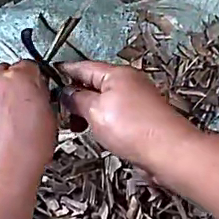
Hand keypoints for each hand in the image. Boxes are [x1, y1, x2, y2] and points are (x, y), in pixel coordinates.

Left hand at [0, 61, 56, 189]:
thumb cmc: (25, 155)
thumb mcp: (50, 119)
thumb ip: (41, 96)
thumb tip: (36, 92)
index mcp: (21, 79)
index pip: (27, 66)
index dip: (31, 80)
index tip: (31, 90)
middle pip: (1, 73)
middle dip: (8, 87)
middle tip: (16, 109)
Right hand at [58, 60, 198, 164]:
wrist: (169, 151)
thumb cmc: (135, 129)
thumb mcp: (95, 110)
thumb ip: (77, 99)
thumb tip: (67, 93)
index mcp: (117, 73)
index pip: (83, 66)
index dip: (64, 72)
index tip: (49, 76)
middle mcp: (131, 82)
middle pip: (95, 84)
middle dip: (76, 97)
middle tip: (63, 113)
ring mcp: (139, 100)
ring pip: (106, 101)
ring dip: (90, 113)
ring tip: (80, 128)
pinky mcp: (144, 118)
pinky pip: (117, 115)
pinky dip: (105, 122)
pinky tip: (101, 135)